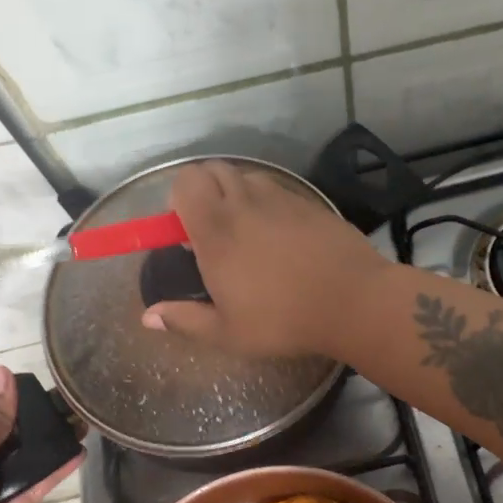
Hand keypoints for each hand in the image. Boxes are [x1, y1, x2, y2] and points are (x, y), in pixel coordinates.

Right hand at [140, 160, 390, 357]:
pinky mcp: (309, 201)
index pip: (185, 182)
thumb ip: (185, 320)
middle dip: (203, 189)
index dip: (178, 197)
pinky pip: (277, 188)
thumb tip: (148, 316)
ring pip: (246, 175)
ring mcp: (281, 197)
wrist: (354, 300)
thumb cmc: (284, 320)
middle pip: (212, 169)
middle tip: (210, 226)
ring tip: (245, 227)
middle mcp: (245, 203)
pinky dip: (266, 200)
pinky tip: (279, 232)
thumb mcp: (228, 333)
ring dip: (235, 191)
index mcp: (217, 230)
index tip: (183, 229)